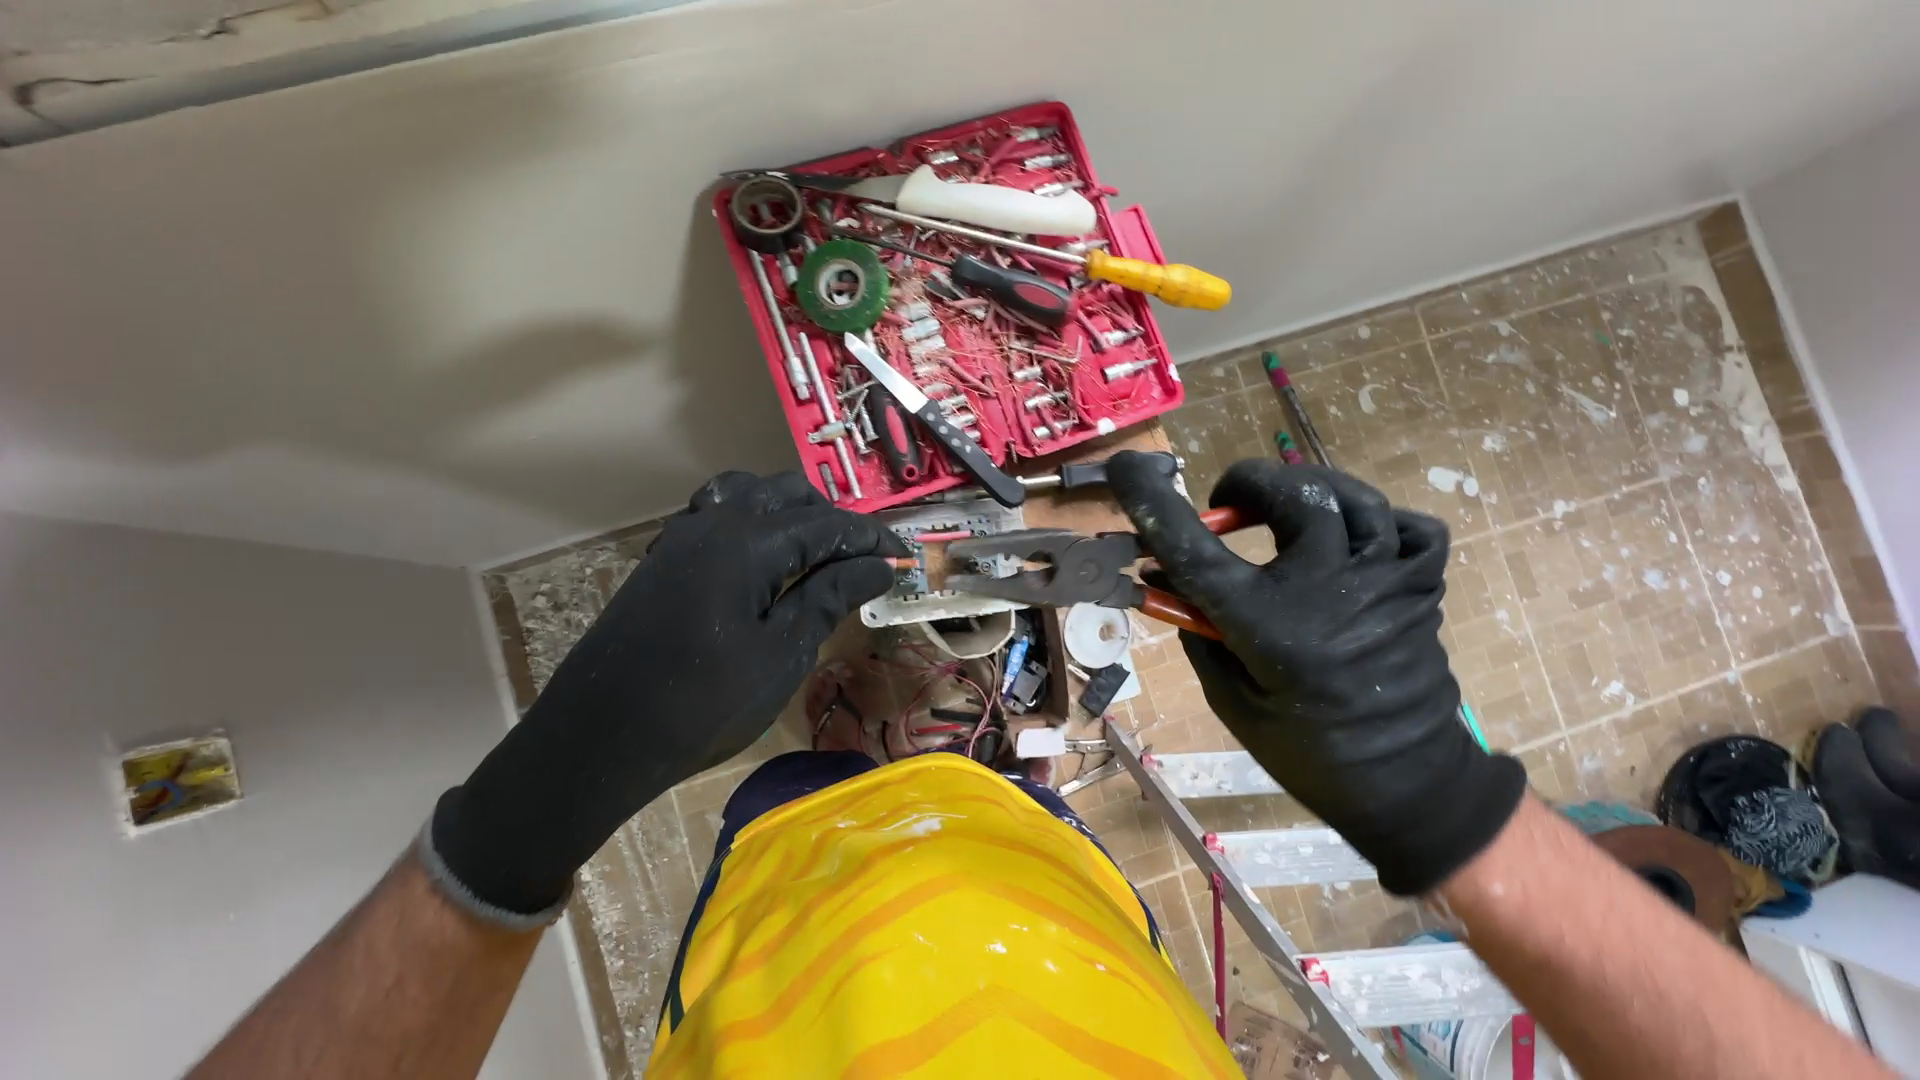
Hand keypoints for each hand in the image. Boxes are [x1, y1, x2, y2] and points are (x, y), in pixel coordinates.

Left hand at [428, 471, 906, 917]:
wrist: (601, 736)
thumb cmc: (703, 703)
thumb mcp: (781, 653)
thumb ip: (828, 597)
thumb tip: (878, 565)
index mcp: (749, 542)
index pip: (827, 525)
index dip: (871, 540)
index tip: (903, 558)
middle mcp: (715, 523)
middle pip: (788, 495)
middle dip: (832, 521)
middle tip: (862, 560)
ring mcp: (683, 537)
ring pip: (748, 496)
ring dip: (789, 514)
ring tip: (815, 553)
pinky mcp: (664, 558)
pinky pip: (716, 516)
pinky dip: (751, 524)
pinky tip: (760, 563)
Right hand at [1107, 453, 1525, 895]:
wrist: (1406, 783)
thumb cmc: (1303, 750)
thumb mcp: (1228, 695)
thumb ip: (1197, 627)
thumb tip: (1163, 570)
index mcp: (1270, 627)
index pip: (1195, 548)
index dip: (1153, 502)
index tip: (1126, 468)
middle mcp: (1330, 591)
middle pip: (1291, 495)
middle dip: (1247, 486)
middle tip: (1226, 507)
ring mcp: (1386, 582)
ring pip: (1350, 496)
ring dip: (1304, 494)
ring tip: (1282, 514)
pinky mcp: (1423, 586)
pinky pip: (1406, 525)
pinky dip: (1372, 520)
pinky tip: (1349, 540)